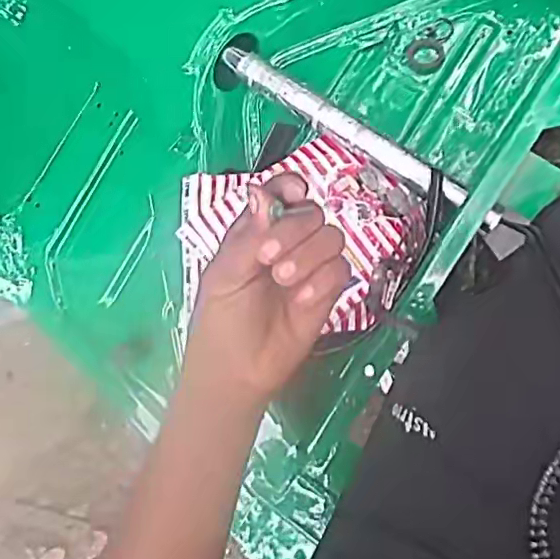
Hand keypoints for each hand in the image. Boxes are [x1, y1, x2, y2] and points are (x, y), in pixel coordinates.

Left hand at [184, 173, 351, 408]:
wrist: (237, 372)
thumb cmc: (219, 322)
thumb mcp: (223, 275)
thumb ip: (247, 235)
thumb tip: (262, 193)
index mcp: (256, 230)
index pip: (280, 194)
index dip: (290, 186)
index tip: (294, 191)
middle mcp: (287, 242)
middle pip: (310, 212)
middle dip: (293, 230)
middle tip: (268, 257)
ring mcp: (309, 265)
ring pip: (331, 237)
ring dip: (309, 254)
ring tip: (284, 280)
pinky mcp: (328, 291)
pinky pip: (340, 270)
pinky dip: (323, 280)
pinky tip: (301, 299)